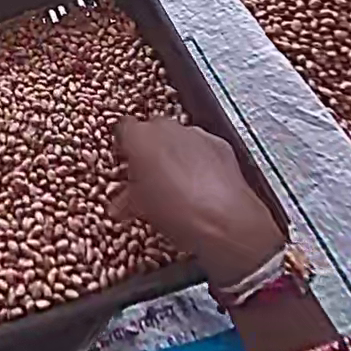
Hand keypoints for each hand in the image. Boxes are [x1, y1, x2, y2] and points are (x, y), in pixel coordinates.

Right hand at [112, 116, 284, 286]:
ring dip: (174, 153)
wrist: (227, 222)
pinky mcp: (219, 143)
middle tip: (149, 176)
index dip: (124, 147)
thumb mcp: (141, 207)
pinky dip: (199, 159)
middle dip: (149, 150)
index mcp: (139, 137)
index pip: (123, 130)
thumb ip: (128, 196)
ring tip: (177, 183)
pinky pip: (201, 146)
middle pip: (150, 131)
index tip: (126, 163)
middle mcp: (165, 128)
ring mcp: (194, 133)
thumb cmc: (178, 212)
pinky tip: (201, 184)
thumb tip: (122, 202)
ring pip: (177, 137)